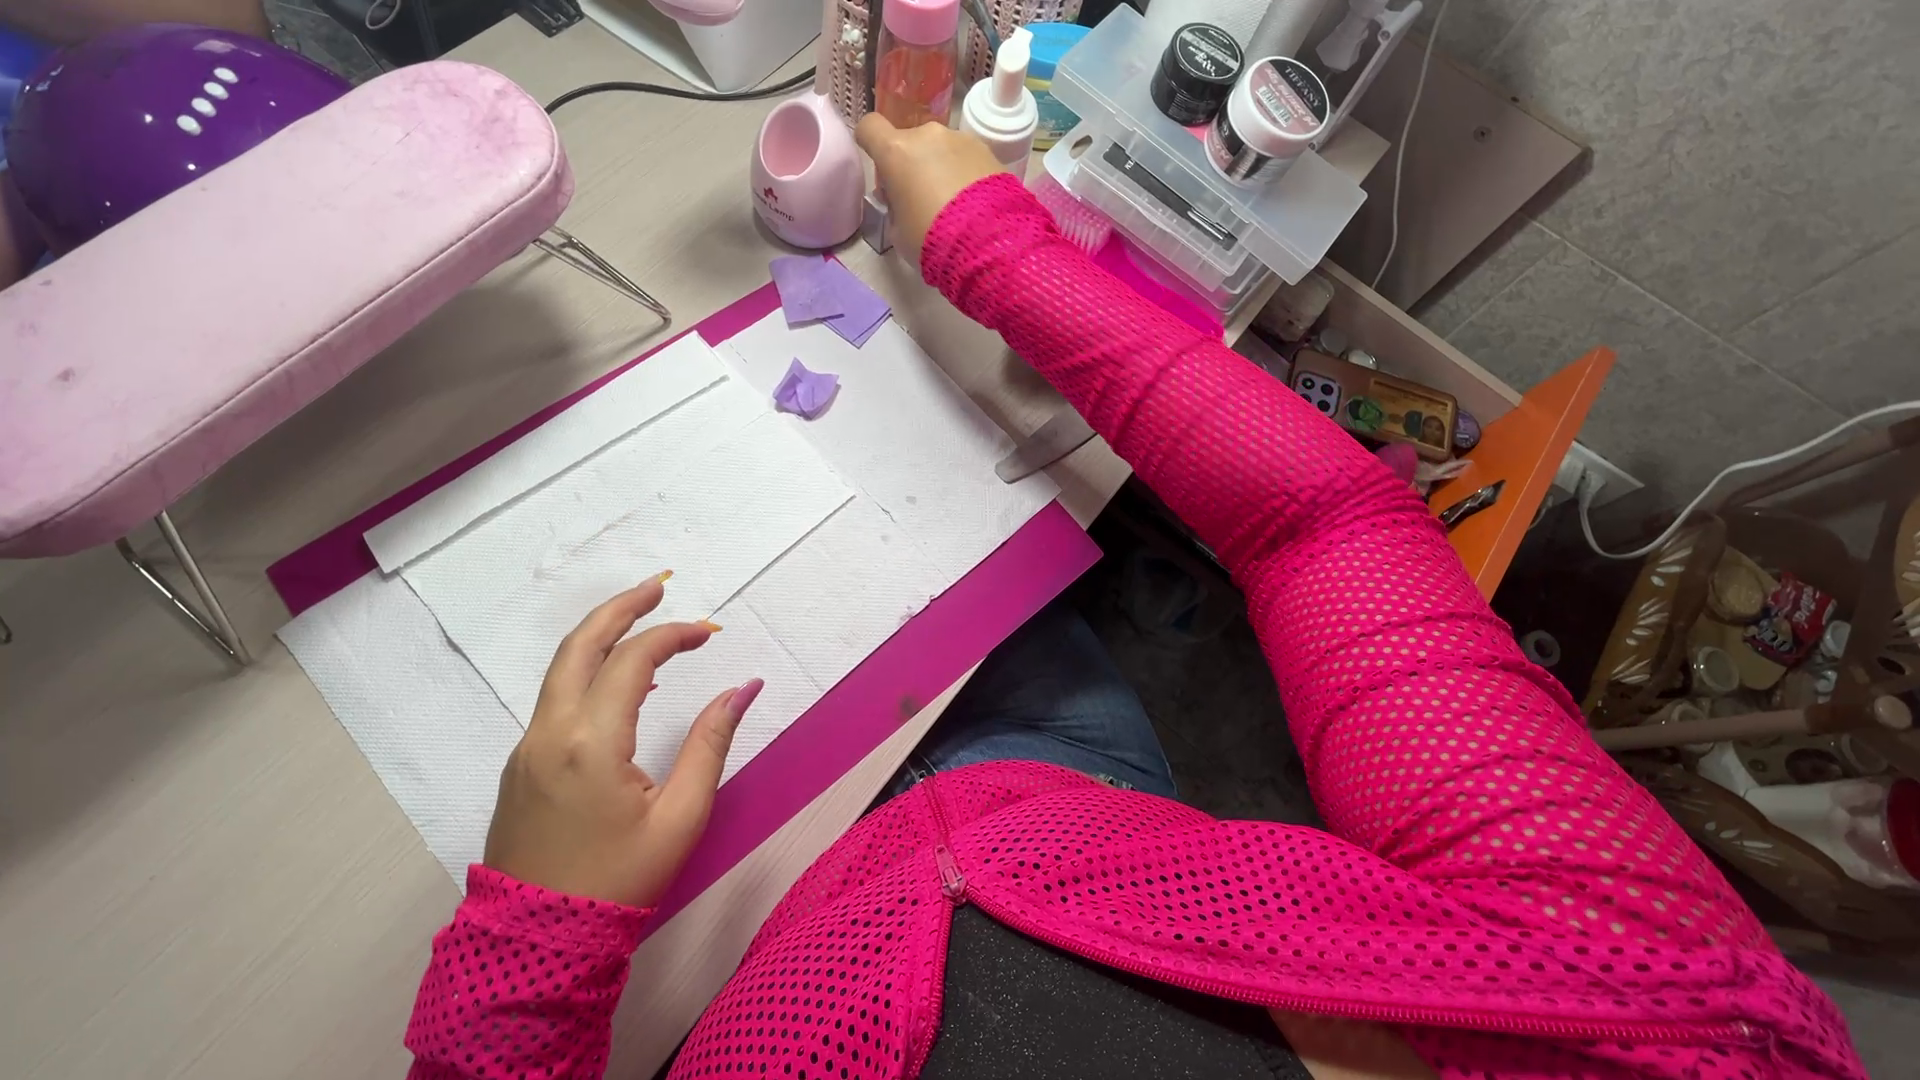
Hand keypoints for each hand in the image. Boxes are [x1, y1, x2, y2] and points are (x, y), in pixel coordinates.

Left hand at [482, 574, 763, 907]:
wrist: (540, 941)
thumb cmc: (621, 880)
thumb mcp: (681, 815)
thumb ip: (711, 742)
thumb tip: (744, 688)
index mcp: (590, 742)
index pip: (633, 661)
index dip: (673, 637)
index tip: (710, 634)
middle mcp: (549, 732)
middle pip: (579, 645)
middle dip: (620, 608)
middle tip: (658, 587)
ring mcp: (526, 748)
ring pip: (560, 670)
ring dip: (600, 636)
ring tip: (641, 620)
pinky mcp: (520, 765)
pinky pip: (555, 700)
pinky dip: (587, 672)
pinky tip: (618, 682)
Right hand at [854, 113, 1004, 263]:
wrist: (987, 244)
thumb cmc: (931, 240)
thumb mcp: (899, 231)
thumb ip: (895, 207)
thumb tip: (901, 198)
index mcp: (896, 152)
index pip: (870, 127)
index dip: (870, 142)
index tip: (879, 164)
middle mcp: (927, 136)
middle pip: (910, 142)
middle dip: (912, 164)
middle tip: (922, 198)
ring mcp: (959, 139)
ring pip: (940, 149)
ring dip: (941, 168)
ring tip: (953, 203)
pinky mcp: (987, 150)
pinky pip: (965, 158)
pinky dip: (964, 173)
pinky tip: (972, 202)